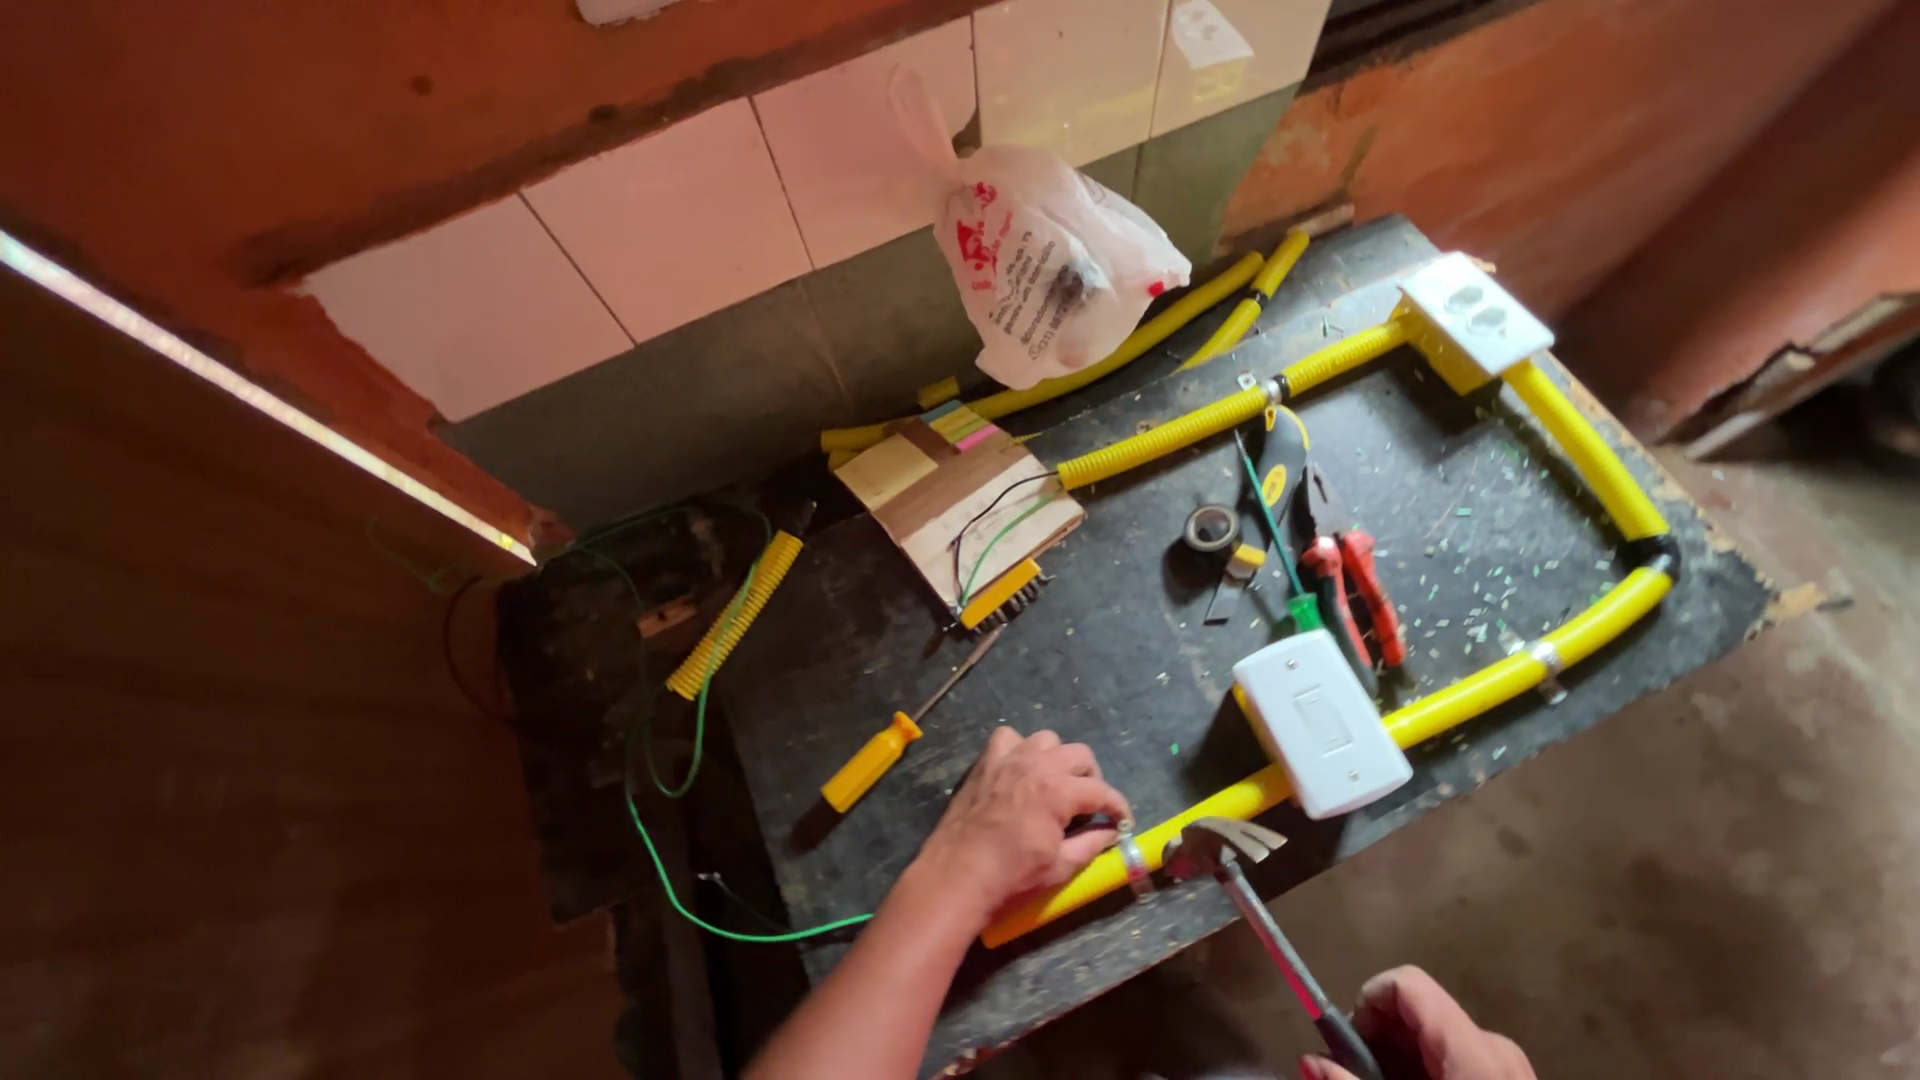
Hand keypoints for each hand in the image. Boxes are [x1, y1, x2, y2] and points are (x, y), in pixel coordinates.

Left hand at [911, 726, 1130, 926]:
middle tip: (1088, 805)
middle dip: (1091, 778)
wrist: (959, 874)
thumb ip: (1091, 844)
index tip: (1122, 820)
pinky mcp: (986, 761)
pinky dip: (1019, 748)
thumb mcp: (1060, 867)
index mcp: (1059, 791)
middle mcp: (1037, 765)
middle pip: (1080, 755)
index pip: (1102, 791)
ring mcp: (1009, 759)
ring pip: (1047, 740)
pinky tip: (1020, 769)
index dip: (1118, 806)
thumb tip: (1112, 832)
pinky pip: (1008, 738)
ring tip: (1055, 783)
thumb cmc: (1012, 875)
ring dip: (1057, 759)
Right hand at [1301, 967, 1534, 1079]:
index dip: (1367, 1006)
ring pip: (1433, 1042)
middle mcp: (1495, 1049)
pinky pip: (1455, 1065)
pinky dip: (1424, 1079)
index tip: (1350, 1052)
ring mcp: (1510, 1072)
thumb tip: (1308, 1060)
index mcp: (1472, 1051)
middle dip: (1378, 1044)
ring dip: (1399, 1065)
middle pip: (1416, 1014)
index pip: (1406, 985)